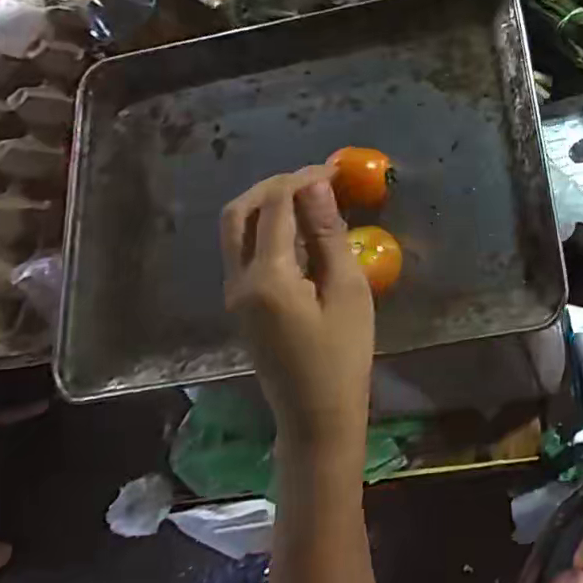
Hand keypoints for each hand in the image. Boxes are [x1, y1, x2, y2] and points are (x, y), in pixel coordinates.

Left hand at [221, 166, 375, 447]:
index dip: (302, 179)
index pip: (276, 208)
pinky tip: (300, 231)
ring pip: (236, 232)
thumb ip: (328, 235)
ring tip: (308, 198)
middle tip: (313, 178)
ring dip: (266, 206)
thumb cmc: (342, 355)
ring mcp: (234, 295)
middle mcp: (239, 281)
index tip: (333, 168)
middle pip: (239, 213)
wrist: (316, 415)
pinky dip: (266, 229)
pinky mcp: (241, 306)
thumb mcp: (348, 291)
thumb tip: (316, 186)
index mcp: (267, 277)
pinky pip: (244, 252)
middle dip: (273, 186)